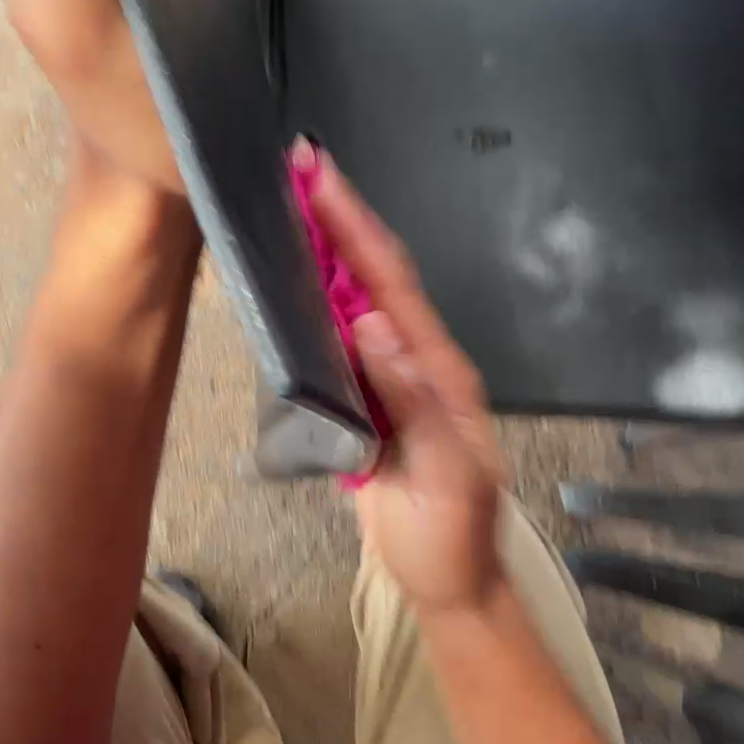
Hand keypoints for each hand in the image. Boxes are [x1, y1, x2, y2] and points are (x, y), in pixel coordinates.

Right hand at [303, 145, 506, 613]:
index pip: (391, 281)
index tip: (320, 175)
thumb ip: (414, 400)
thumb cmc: (451, 534)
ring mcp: (391, 373)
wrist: (450, 578)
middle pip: (374, 272)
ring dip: (327, 242)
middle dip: (339, 214)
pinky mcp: (368, 393)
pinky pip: (341, 328)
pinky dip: (318, 288)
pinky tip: (298, 271)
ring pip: (357, 293)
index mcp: (438, 366)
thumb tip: (372, 323)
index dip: (355, 225)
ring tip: (292, 201)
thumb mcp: (445, 476)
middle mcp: (415, 356)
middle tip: (300, 165)